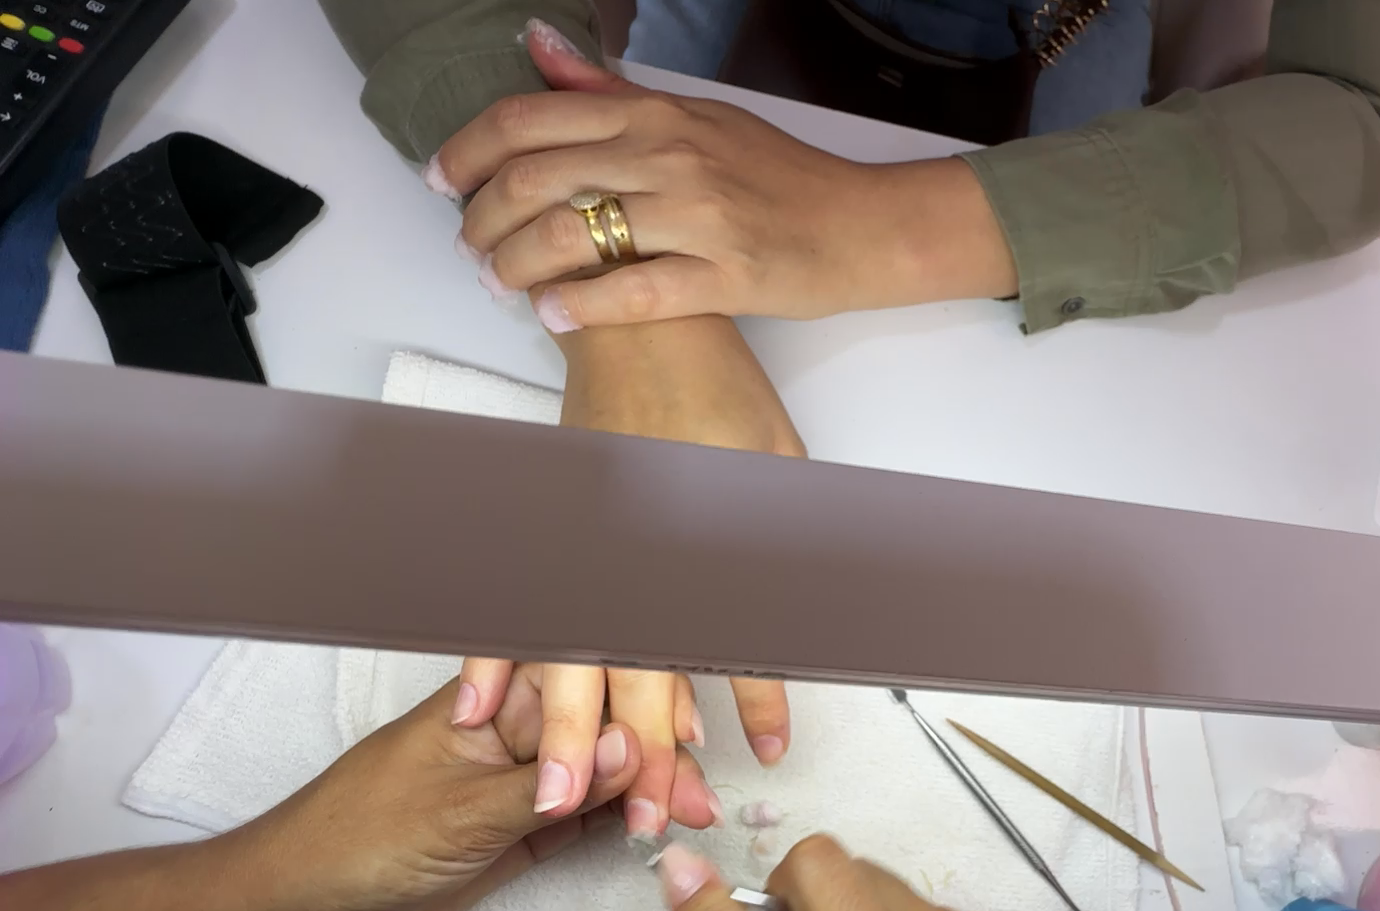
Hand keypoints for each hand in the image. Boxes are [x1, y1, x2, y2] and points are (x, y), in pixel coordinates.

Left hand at [232, 670, 676, 910]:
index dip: (636, 706)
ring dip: (655, 787)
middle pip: (609, 725)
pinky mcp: (540, 816)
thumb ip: (546, 786)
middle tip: (692, 798)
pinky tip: (664, 819)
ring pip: (612, 766)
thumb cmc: (355, 843)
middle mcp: (525, 726)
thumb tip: (629, 747)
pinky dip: (632, 813)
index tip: (679, 738)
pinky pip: (598, 805)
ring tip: (694, 814)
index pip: (582, 685)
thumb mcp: (456, 815)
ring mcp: (536, 771)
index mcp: (497, 698)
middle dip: (659, 756)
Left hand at [430, 24, 1016, 330]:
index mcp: (661, 117)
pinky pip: (638, 291)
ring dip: (519, 265)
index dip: (469, 150)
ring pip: (579, 236)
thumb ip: (618, 96)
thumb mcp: (704, 121)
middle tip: (468, 247)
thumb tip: (543, 52)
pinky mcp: (729, 278)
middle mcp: (672, 159)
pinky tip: (555, 316)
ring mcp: (700, 220)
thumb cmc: (789, 181)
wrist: (863, 227)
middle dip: (483, 218)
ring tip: (500, 285)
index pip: (533, 120)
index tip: (444, 181)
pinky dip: (584, 305)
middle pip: (540, 179)